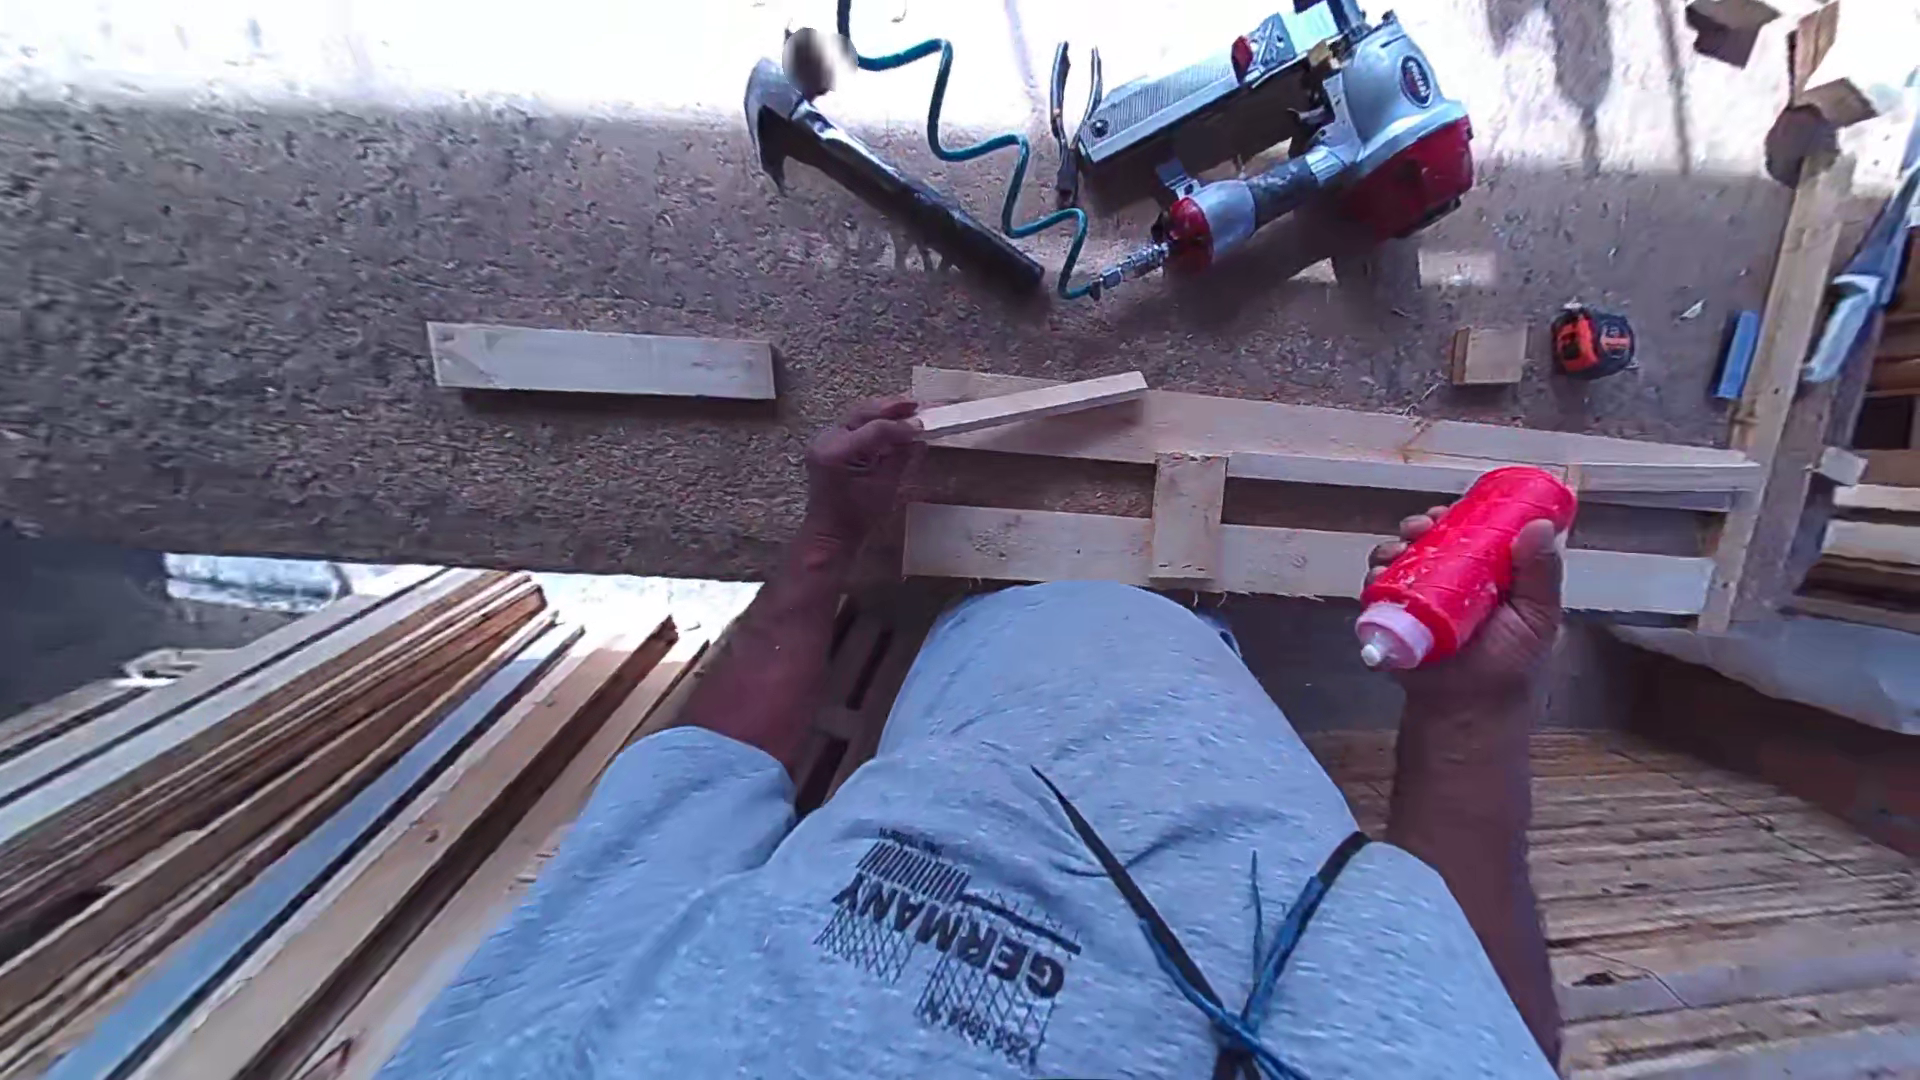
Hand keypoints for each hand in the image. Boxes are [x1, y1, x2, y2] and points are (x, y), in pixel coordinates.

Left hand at [802, 396, 922, 551]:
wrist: (831, 535)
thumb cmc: (857, 518)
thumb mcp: (885, 488)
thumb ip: (901, 458)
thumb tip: (920, 438)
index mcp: (836, 452)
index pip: (875, 429)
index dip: (902, 426)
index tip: (925, 426)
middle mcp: (827, 440)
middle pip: (864, 413)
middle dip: (893, 407)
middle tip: (919, 404)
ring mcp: (825, 441)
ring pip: (859, 416)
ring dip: (885, 412)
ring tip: (910, 407)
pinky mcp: (830, 445)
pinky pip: (855, 426)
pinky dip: (875, 423)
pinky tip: (894, 422)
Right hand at [1366, 508, 1562, 707]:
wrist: (1467, 704)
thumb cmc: (1508, 661)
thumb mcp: (1537, 615)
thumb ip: (1540, 574)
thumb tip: (1538, 526)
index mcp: (1481, 573)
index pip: (1464, 535)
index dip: (1453, 517)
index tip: (1449, 510)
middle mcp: (1442, 580)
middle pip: (1422, 542)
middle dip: (1415, 527)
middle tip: (1418, 527)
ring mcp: (1412, 597)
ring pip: (1393, 561)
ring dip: (1390, 549)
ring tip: (1396, 552)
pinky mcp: (1387, 614)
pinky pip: (1373, 588)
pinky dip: (1372, 576)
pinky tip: (1378, 575)